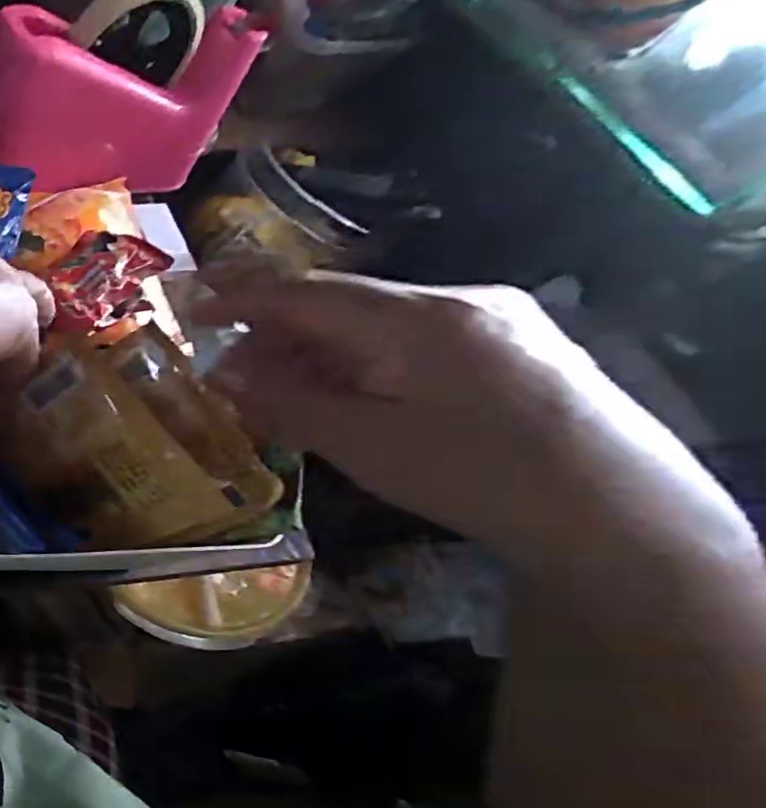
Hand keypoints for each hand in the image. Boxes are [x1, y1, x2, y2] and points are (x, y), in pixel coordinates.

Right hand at [192, 270, 749, 564]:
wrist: (615, 514)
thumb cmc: (471, 475)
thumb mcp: (360, 442)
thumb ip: (286, 399)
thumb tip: (223, 370)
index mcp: (418, 318)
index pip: (309, 293)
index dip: (242, 299)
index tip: (192, 311)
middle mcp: (456, 302)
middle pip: (340, 307)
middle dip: (276, 339)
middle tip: (230, 379)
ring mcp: (489, 321)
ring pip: (373, 326)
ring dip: (315, 357)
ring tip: (278, 397)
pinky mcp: (506, 347)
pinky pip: (407, 343)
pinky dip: (358, 366)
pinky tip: (340, 399)